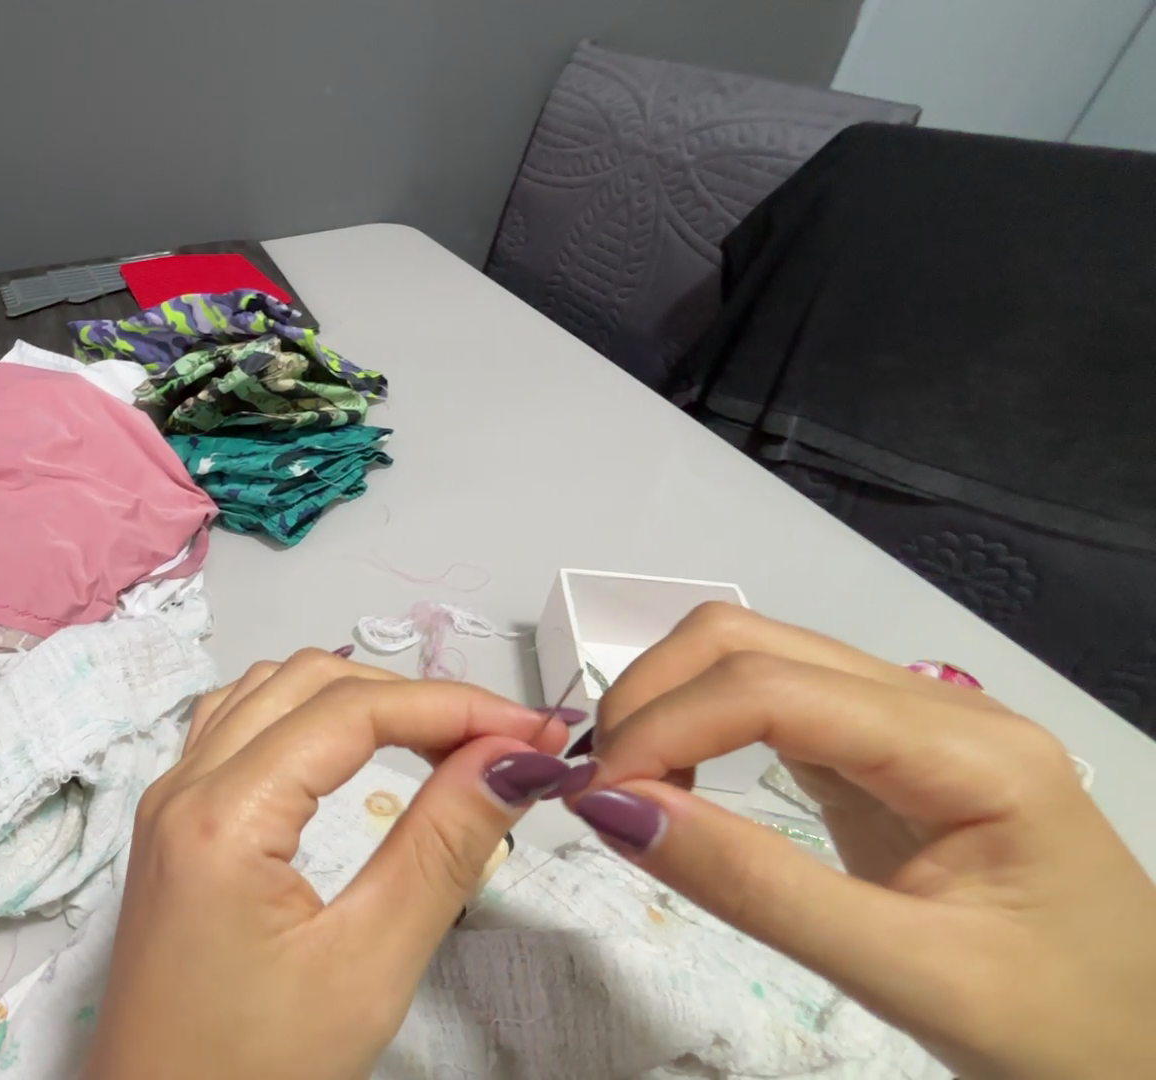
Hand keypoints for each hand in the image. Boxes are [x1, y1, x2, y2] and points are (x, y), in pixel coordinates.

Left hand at [86, 650, 569, 1079]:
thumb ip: (441, 852)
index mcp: (222, 815)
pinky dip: (299, 712)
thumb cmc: (255, 1071)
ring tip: (429, 737)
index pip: (349, 712)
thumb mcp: (365, 969)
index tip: (532, 731)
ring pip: (266, 691)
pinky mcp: (171, 817)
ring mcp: (169, 795)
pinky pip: (233, 722)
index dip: (450, 706)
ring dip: (351, 696)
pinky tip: (335, 742)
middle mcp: (184, 783)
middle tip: (490, 741)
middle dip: (407, 697)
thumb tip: (509, 763)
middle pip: (306, 683)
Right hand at [573, 603, 1155, 1078]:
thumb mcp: (913, 979)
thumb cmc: (1061, 1029)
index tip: (596, 798)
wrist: (1144, 1053)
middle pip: (741, 639)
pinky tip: (673, 777)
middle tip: (604, 786)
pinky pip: (751, 695)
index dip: (662, 726)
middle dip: (648, 697)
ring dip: (659, 702)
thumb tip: (611, 810)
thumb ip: (755, 888)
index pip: (768, 689)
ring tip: (631, 784)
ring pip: (737, 651)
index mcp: (970, 751)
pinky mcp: (864, 740)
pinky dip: (686, 722)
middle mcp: (930, 703)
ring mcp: (896, 713)